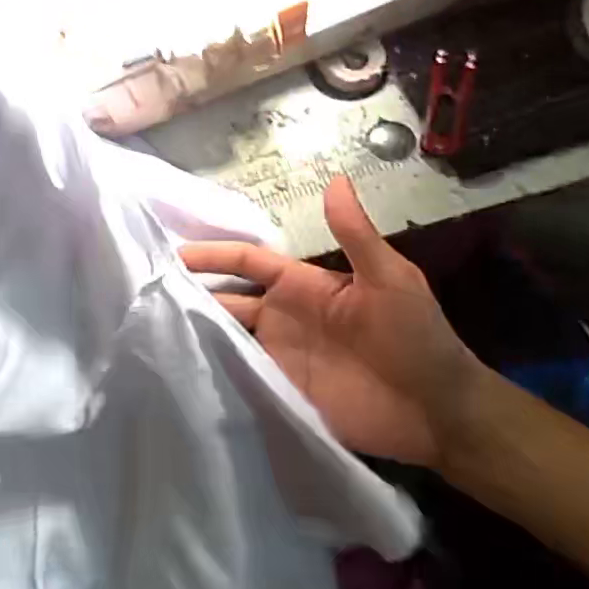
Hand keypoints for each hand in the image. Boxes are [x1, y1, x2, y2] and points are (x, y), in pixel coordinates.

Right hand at [181, 176, 481, 465]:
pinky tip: (186, 365)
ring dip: (199, 327)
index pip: (247, 261)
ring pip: (230, 334)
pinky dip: (216, 367)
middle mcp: (284, 315)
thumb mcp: (390, 278)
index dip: (212, 254)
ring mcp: (282, 354)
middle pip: (228, 296)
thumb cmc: (416, 336)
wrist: (438, 410)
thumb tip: (335, 178)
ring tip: (156, 325)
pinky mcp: (284, 389)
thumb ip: (356, 235)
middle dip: (194, 290)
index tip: (174, 252)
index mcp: (303, 285)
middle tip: (149, 288)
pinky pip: (242, 373)